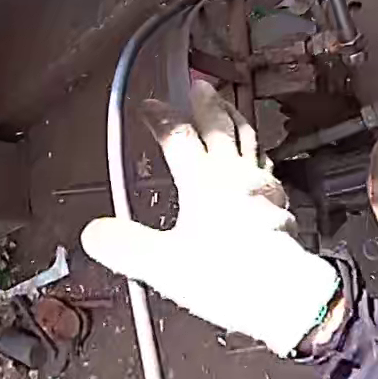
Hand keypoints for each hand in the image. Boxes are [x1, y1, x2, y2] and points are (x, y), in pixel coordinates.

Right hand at [81, 80, 340, 354]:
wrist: (284, 294)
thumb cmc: (224, 275)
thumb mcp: (164, 265)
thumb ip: (126, 246)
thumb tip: (93, 231)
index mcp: (202, 179)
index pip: (177, 136)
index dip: (161, 117)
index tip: (148, 105)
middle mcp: (232, 172)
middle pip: (219, 125)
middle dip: (206, 103)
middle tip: (199, 84)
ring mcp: (260, 183)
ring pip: (247, 137)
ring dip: (234, 117)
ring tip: (227, 106)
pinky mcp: (278, 199)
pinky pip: (264, 162)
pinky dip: (254, 150)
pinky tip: (255, 157)